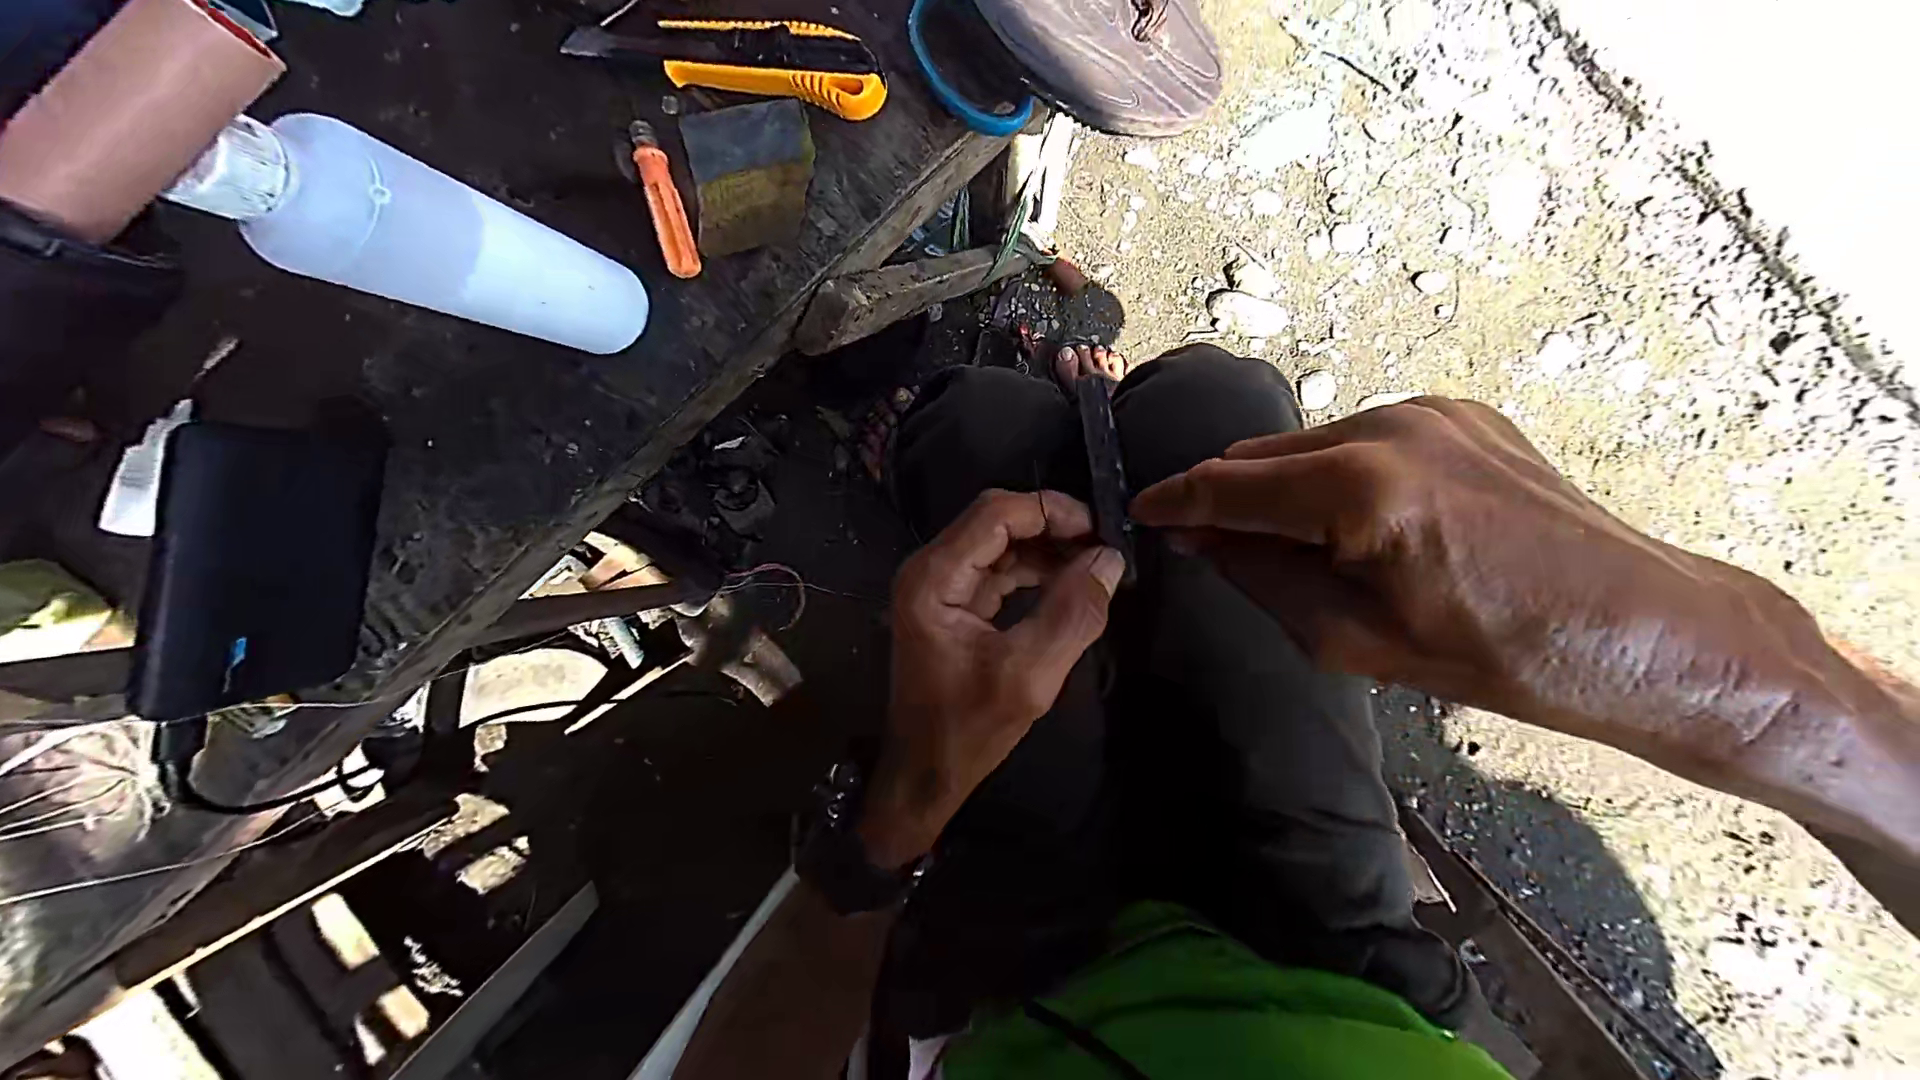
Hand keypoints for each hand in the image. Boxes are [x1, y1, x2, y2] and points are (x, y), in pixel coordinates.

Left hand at [861, 489, 1124, 867]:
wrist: (924, 773)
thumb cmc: (966, 731)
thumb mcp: (1029, 676)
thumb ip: (1072, 614)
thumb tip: (1110, 559)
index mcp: (933, 578)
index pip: (994, 514)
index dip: (1050, 510)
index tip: (1098, 529)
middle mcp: (929, 570)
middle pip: (995, 522)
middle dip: (1051, 527)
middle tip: (1102, 547)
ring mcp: (937, 586)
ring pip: (999, 543)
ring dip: (1045, 548)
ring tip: (1092, 565)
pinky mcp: (951, 603)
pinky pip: (996, 570)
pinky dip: (1032, 571)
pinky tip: (1066, 583)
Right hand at [1128, 397, 1855, 761]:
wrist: (1646, 631)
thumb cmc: (1493, 654)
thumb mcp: (1346, 636)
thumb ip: (1255, 574)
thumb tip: (1196, 538)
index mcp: (1360, 489)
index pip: (1228, 486)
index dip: (1172, 501)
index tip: (1136, 511)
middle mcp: (1388, 427)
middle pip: (1257, 455)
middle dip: (1222, 497)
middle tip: (1205, 543)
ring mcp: (1427, 410)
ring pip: (1300, 443)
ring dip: (1272, 486)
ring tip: (1286, 538)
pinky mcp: (1456, 411)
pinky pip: (1351, 437)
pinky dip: (1323, 472)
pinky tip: (1347, 516)